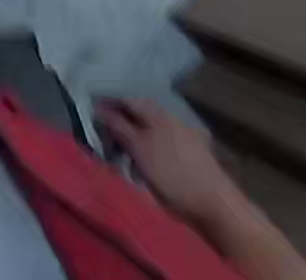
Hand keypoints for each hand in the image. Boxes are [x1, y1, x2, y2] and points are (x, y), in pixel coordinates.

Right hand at [95, 98, 244, 229]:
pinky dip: (144, 149)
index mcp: (156, 111)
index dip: (105, 104)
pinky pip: (157, 143)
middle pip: (135, 113)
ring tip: (118, 153)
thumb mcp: (139, 148)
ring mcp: (180, 135)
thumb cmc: (173, 174)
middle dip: (117, 122)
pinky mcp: (187, 153)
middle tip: (101, 136)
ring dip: (130, 137)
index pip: (123, 98)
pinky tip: (139, 163)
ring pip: (145, 129)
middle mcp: (168, 117)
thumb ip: (117, 125)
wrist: (217, 208)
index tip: (89, 115)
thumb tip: (96, 107)